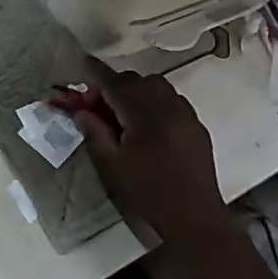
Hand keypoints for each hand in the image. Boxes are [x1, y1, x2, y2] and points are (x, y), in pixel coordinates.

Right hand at [58, 57, 228, 242]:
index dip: (97, 72)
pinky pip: (172, 100)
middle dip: (115, 85)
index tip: (83, 60)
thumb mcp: (111, 164)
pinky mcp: (196, 127)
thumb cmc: (147, 192)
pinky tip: (145, 123)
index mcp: (145, 115)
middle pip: (138, 81)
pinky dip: (154, 101)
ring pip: (158, 87)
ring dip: (136, 91)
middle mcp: (169, 108)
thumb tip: (81, 111)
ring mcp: (186, 116)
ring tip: (121, 112)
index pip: (116, 84)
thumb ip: (95, 132)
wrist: (195, 218)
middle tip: (96, 104)